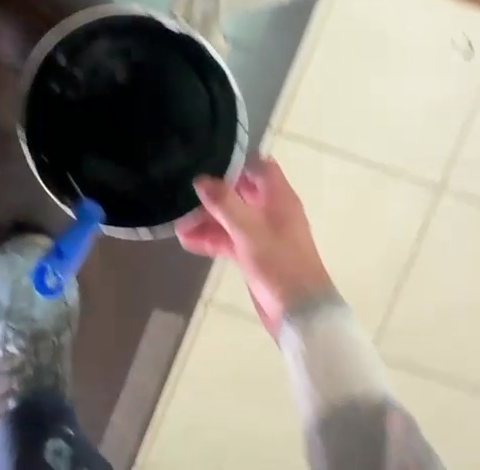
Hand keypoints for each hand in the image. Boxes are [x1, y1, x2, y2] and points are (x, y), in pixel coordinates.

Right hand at [177, 155, 333, 334]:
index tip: (207, 164)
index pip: (259, 167)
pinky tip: (186, 241)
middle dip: (212, 194)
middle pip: (239, 192)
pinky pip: (228, 239)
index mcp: (279, 198)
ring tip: (178, 223)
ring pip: (230, 217)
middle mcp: (271, 212)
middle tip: (183, 196)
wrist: (301, 315)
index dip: (236, 163)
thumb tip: (200, 179)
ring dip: (206, 219)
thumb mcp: (248, 230)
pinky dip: (210, 239)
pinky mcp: (254, 256)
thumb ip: (224, 202)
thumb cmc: (280, 264)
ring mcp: (262, 235)